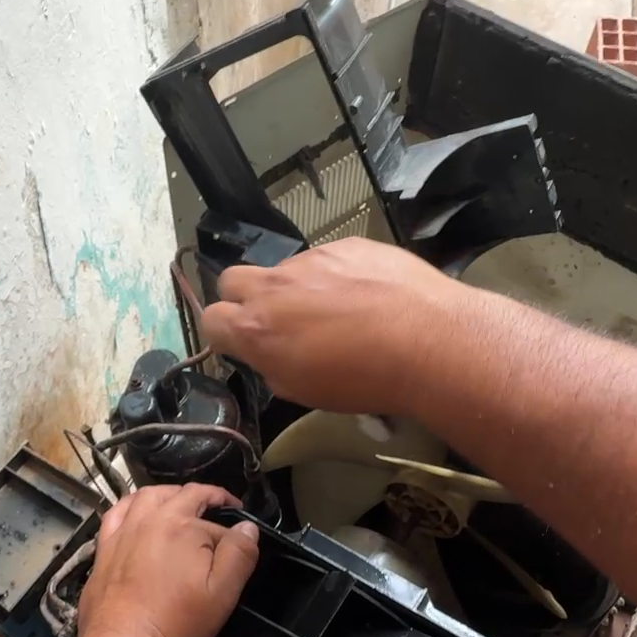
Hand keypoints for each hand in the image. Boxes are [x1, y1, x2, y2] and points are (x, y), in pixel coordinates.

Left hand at [75, 484, 259, 636]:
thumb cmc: (177, 623)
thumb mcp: (223, 593)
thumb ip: (239, 555)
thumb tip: (247, 528)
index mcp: (182, 526)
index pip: (215, 521)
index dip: (232, 529)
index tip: (240, 537)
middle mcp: (150, 520)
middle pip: (180, 495)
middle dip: (203, 496)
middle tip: (216, 507)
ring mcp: (123, 533)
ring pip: (146, 496)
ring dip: (168, 494)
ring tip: (179, 502)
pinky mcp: (103, 550)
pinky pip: (115, 513)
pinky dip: (131, 506)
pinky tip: (135, 512)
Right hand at [201, 237, 473, 415]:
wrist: (427, 341)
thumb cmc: (363, 380)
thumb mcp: (304, 391)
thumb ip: (273, 367)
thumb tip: (271, 356)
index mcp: (256, 329)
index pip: (209, 320)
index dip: (223, 334)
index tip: (243, 345)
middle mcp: (274, 287)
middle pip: (231, 280)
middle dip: (245, 299)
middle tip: (277, 322)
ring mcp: (310, 260)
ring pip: (283, 270)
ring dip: (294, 288)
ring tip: (336, 312)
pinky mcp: (345, 244)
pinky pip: (325, 258)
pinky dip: (334, 275)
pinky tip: (365, 296)